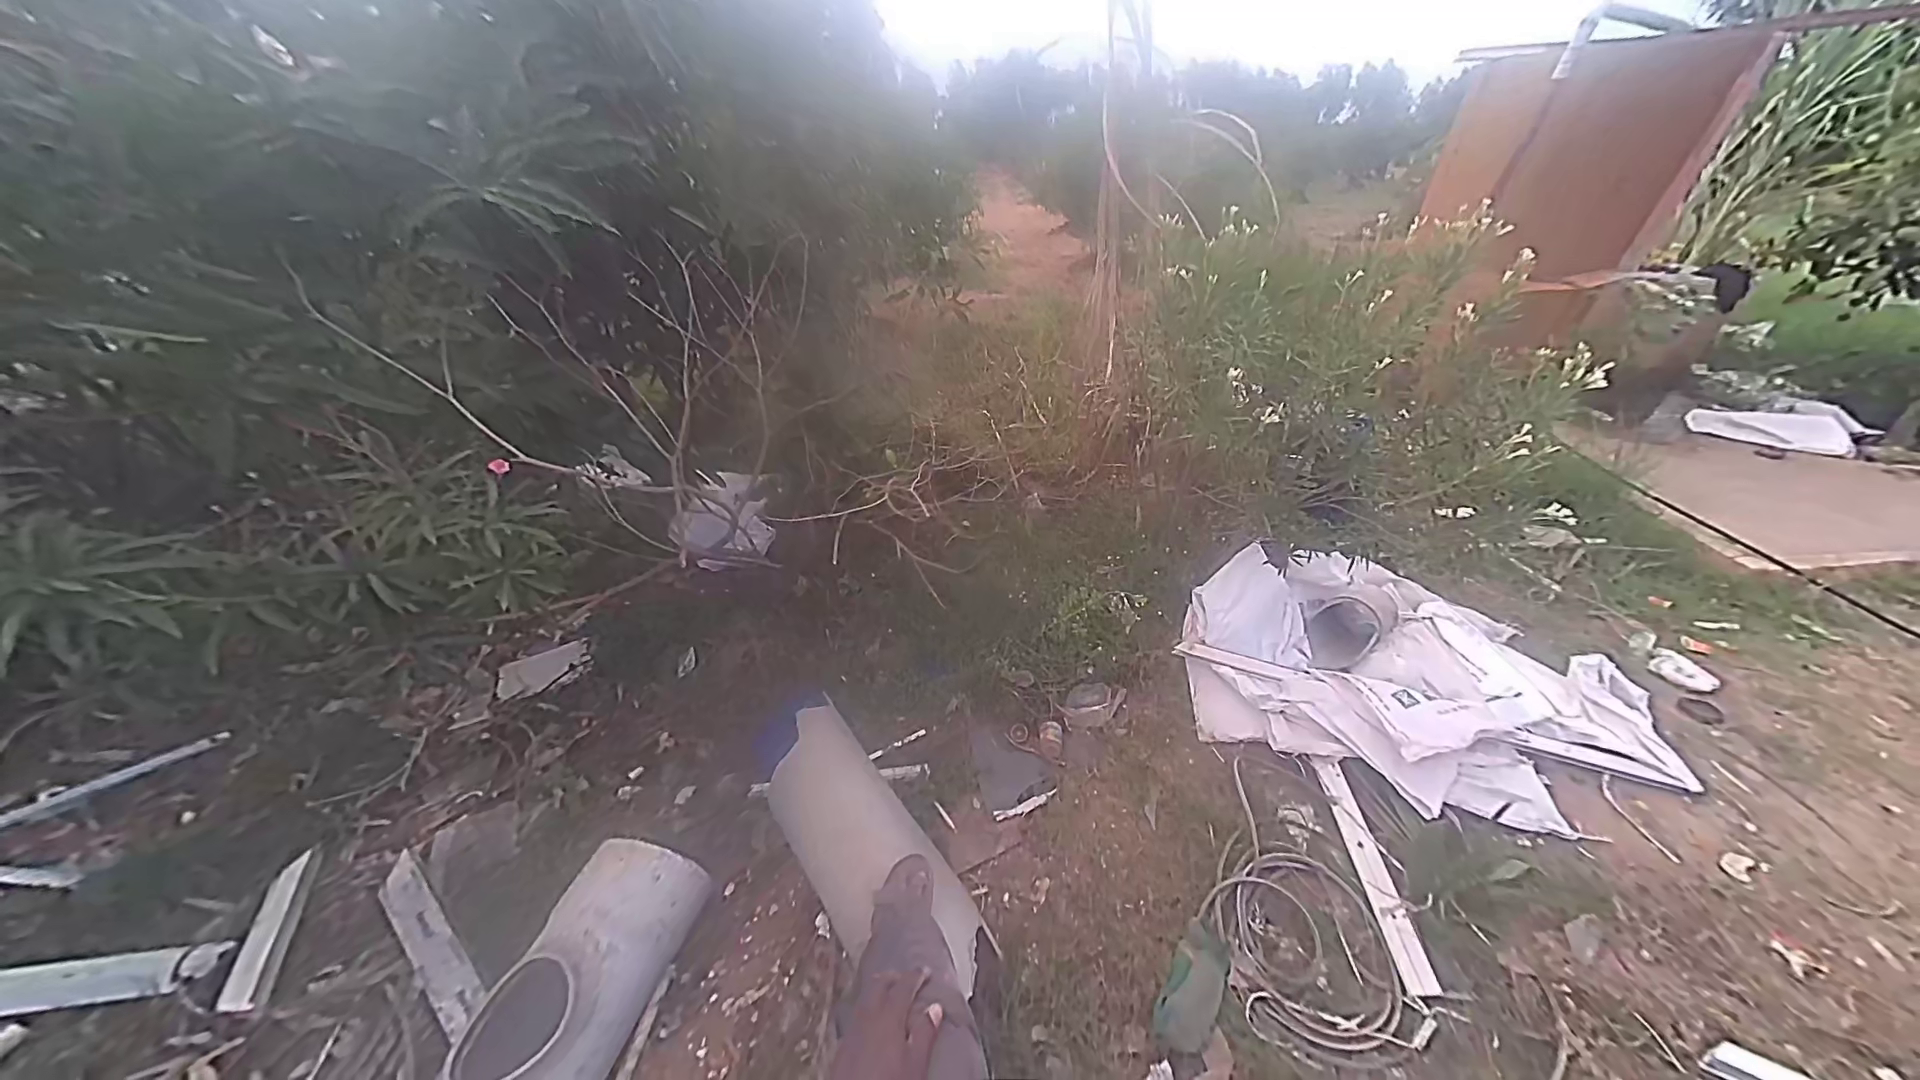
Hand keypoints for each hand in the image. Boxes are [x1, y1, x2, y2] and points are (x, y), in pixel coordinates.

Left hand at [829, 967, 944, 1079]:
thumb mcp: (915, 1065)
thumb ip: (925, 1033)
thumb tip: (935, 1007)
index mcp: (888, 1016)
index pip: (903, 986)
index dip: (916, 976)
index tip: (926, 971)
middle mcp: (868, 1016)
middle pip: (879, 984)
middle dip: (894, 977)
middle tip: (908, 979)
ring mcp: (852, 1030)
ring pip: (866, 998)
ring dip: (879, 990)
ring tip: (891, 995)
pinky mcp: (842, 1046)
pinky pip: (857, 1015)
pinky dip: (869, 1008)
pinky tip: (873, 1021)